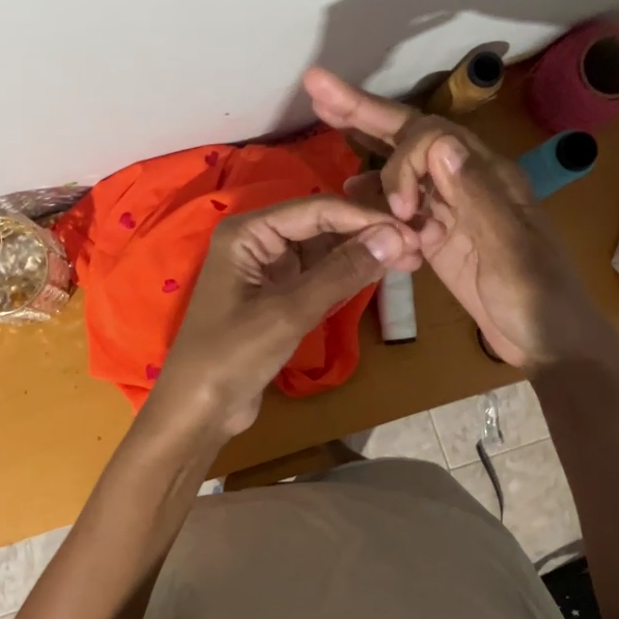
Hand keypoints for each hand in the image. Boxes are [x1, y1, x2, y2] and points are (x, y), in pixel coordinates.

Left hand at [149, 196, 420, 437]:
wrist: (199, 409)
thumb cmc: (232, 355)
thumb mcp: (289, 312)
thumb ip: (341, 273)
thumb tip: (395, 239)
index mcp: (248, 232)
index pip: (316, 209)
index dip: (364, 217)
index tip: (411, 230)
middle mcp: (257, 242)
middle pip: (322, 225)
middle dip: (368, 234)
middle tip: (420, 246)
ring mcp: (268, 270)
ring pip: (324, 251)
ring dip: (363, 255)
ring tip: (412, 260)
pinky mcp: (277, 298)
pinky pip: (319, 276)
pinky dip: (347, 276)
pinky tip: (381, 275)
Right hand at [304, 66, 615, 368]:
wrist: (551, 345)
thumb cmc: (539, 300)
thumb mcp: (511, 250)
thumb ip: (476, 196)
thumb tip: (440, 142)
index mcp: (488, 178)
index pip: (431, 139)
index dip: (401, 163)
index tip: (398, 212)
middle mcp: (466, 184)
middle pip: (410, 139)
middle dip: (364, 114)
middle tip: (317, 88)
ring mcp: (451, 213)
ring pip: (399, 173)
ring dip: (366, 160)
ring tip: (327, 137)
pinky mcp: (439, 241)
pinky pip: (399, 212)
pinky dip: (374, 207)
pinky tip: (351, 203)